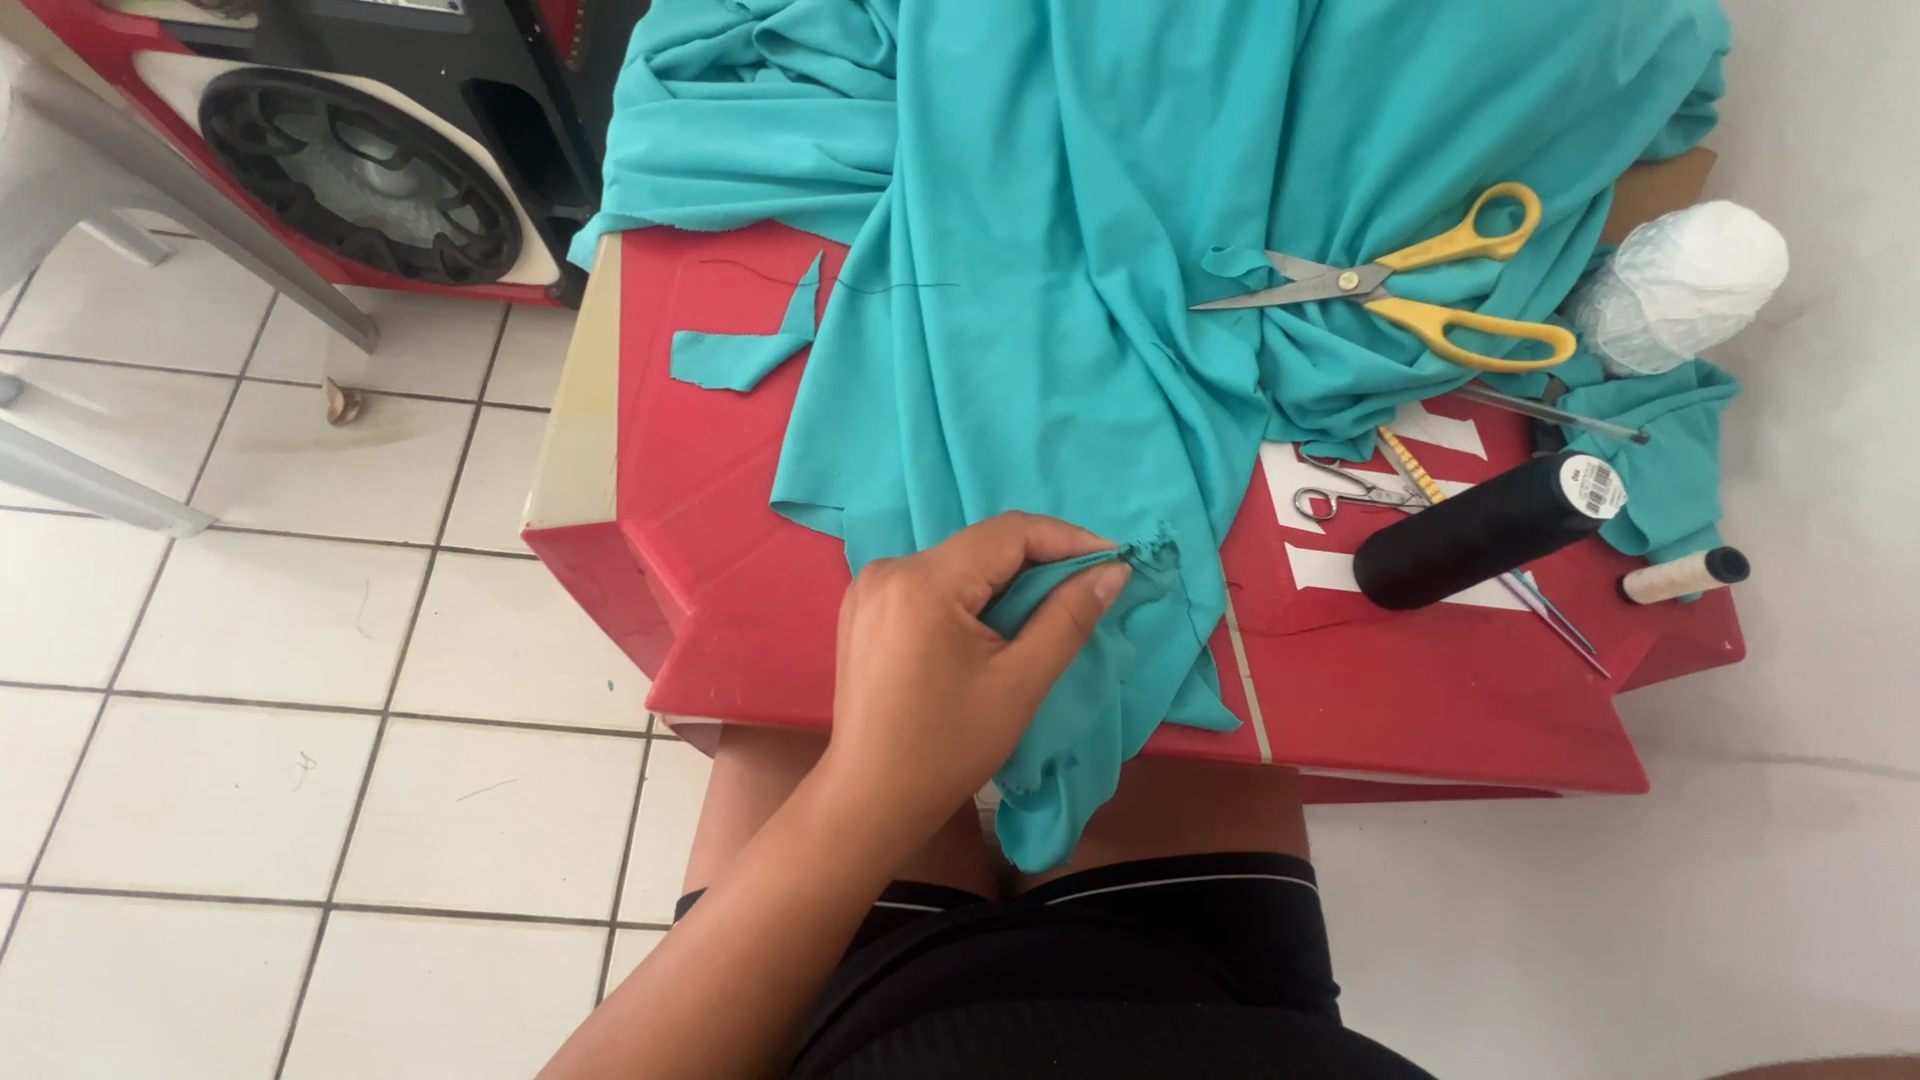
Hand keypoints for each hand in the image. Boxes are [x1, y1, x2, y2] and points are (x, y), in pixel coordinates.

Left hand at [819, 511, 1130, 850]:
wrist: (872, 797)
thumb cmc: (950, 747)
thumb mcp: (1020, 682)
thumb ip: (1068, 617)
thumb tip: (1112, 571)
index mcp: (923, 582)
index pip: (1008, 532)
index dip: (1066, 538)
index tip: (1113, 558)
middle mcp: (889, 569)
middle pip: (981, 546)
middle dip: (1038, 563)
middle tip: (1085, 589)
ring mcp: (870, 586)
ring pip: (958, 562)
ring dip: (1005, 580)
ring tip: (1043, 612)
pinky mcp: (865, 606)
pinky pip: (930, 581)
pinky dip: (969, 593)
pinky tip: (989, 626)